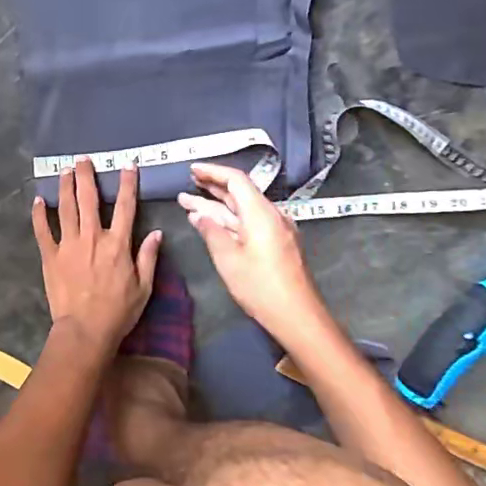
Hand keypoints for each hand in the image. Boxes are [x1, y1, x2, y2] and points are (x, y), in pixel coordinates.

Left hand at [32, 159, 162, 351]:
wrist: (85, 330)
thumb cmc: (118, 312)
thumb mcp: (144, 287)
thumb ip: (149, 257)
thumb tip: (157, 233)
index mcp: (118, 244)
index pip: (125, 206)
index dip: (127, 183)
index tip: (127, 165)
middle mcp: (92, 237)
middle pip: (89, 199)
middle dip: (86, 175)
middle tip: (83, 159)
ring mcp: (69, 245)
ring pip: (66, 208)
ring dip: (65, 186)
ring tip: (64, 170)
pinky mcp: (50, 256)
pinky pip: (43, 230)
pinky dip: (39, 214)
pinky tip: (38, 200)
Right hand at [178, 162, 335, 351]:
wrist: (297, 315)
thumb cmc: (260, 286)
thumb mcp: (228, 259)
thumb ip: (211, 231)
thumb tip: (198, 214)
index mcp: (261, 213)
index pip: (236, 180)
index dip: (213, 172)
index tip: (192, 169)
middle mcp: (272, 215)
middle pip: (240, 193)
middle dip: (212, 187)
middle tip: (188, 182)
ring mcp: (276, 230)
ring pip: (243, 210)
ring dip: (217, 206)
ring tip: (189, 202)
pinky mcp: (278, 243)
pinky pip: (250, 222)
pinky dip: (229, 220)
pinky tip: (212, 224)